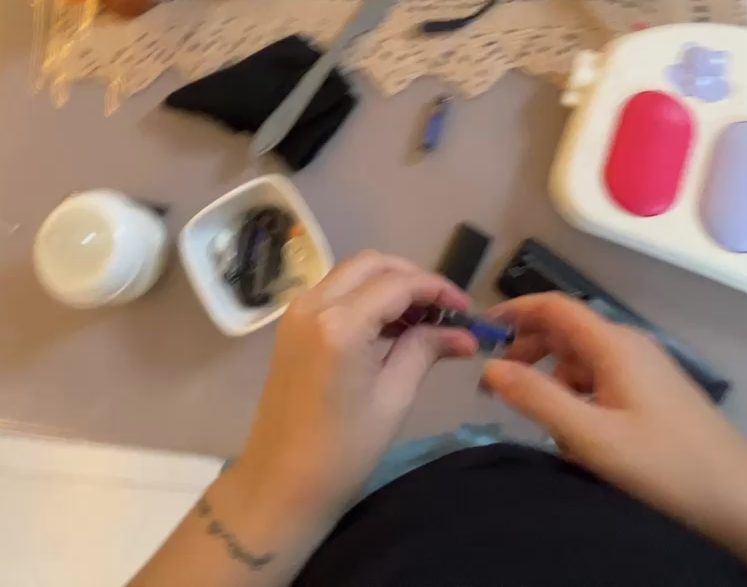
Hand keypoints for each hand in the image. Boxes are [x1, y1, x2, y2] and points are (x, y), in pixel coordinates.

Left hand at [233, 251, 478, 517]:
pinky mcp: (292, 323)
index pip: (398, 283)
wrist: (279, 482)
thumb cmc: (342, 451)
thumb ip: (425, 351)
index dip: (437, 289)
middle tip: (443, 310)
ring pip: (352, 272)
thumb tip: (464, 335)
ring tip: (422, 320)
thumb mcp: (393, 398)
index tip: (466, 310)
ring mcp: (297, 310)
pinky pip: (335, 290)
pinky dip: (365, 295)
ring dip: (388, 284)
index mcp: (340, 322)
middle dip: (412, 277)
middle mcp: (314, 302)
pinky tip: (390, 326)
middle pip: (372, 263)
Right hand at [481, 293, 746, 544]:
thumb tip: (490, 366)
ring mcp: (646, 369)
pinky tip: (576, 430)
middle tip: (498, 380)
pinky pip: (602, 376)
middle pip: (566, 330)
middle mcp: (629, 345)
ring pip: (583, 357)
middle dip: (528, 347)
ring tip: (537, 414)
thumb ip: (536, 398)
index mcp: (613, 344)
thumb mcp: (591, 437)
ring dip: (552, 374)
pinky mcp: (656, 393)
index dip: (515, 310)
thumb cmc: (666, 466)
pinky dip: (577, 391)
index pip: (553, 306)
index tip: (481, 328)